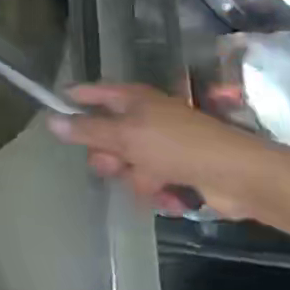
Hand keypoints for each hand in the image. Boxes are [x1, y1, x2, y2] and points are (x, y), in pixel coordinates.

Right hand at [47, 83, 285, 217]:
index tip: (53, 116)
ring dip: (134, 178)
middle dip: (108, 155)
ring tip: (150, 186)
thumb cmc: (177, 145)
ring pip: (127, 162)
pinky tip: (167, 196)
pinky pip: (150, 180)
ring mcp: (161, 144)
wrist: (238, 176)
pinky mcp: (177, 170)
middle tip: (112, 166)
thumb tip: (50, 120)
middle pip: (106, 134)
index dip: (71, 101)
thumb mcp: (124, 135)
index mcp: (132, 98)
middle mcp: (144, 117)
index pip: (91, 93)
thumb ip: (86, 130)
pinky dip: (156, 190)